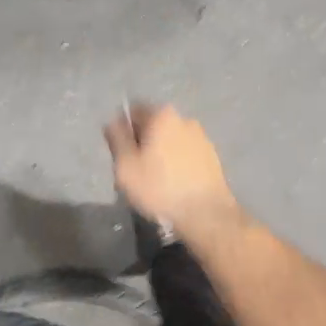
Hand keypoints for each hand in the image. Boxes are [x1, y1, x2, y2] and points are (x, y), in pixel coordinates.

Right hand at [104, 103, 240, 235]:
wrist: (205, 214)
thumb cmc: (159, 188)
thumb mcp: (125, 166)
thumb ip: (116, 139)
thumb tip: (113, 122)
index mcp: (161, 115)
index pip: (133, 111)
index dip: (122, 131)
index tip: (120, 154)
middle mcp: (184, 119)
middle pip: (153, 126)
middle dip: (142, 142)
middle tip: (135, 170)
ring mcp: (202, 137)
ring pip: (170, 140)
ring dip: (160, 154)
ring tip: (155, 181)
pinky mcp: (212, 156)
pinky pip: (185, 154)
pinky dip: (176, 163)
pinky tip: (173, 184)